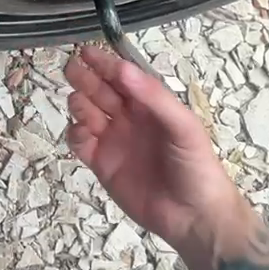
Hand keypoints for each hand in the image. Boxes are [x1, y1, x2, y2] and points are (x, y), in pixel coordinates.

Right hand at [64, 45, 250, 260]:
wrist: (195, 218)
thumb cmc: (196, 165)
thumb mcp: (183, 126)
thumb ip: (153, 96)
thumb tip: (122, 68)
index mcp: (150, 103)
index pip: (123, 76)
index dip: (106, 63)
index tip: (88, 51)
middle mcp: (129, 117)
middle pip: (100, 90)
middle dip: (86, 77)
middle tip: (73, 68)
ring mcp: (113, 139)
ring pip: (87, 112)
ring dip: (80, 103)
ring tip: (81, 103)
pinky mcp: (102, 163)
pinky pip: (80, 142)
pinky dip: (75, 133)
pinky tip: (81, 132)